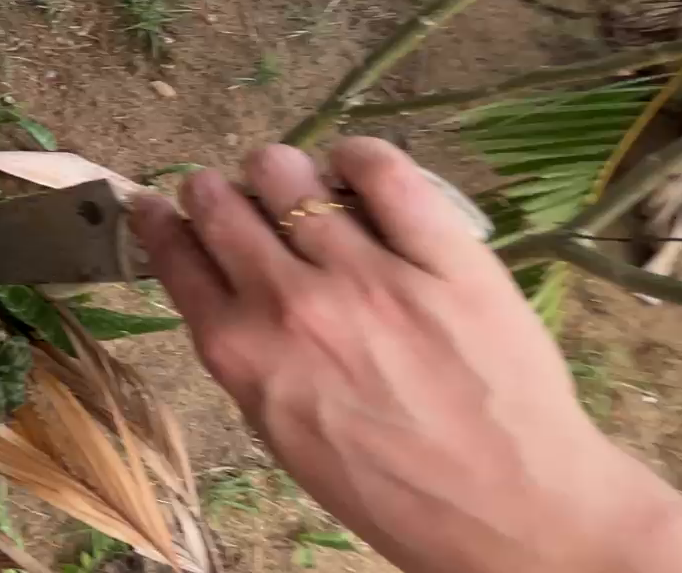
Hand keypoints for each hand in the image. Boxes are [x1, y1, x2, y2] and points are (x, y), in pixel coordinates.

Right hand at [130, 138, 681, 572]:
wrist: (525, 524)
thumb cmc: (382, 482)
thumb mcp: (271, 422)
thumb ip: (232, 342)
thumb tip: (208, 268)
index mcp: (237, 347)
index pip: (170, 248)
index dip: (156, 216)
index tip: (156, 204)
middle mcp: (286, 302)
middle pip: (213, 196)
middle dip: (211, 190)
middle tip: (237, 203)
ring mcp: (365, 276)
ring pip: (280, 169)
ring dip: (277, 174)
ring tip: (303, 194)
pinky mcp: (444, 260)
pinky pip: (380, 169)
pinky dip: (356, 158)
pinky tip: (356, 174)